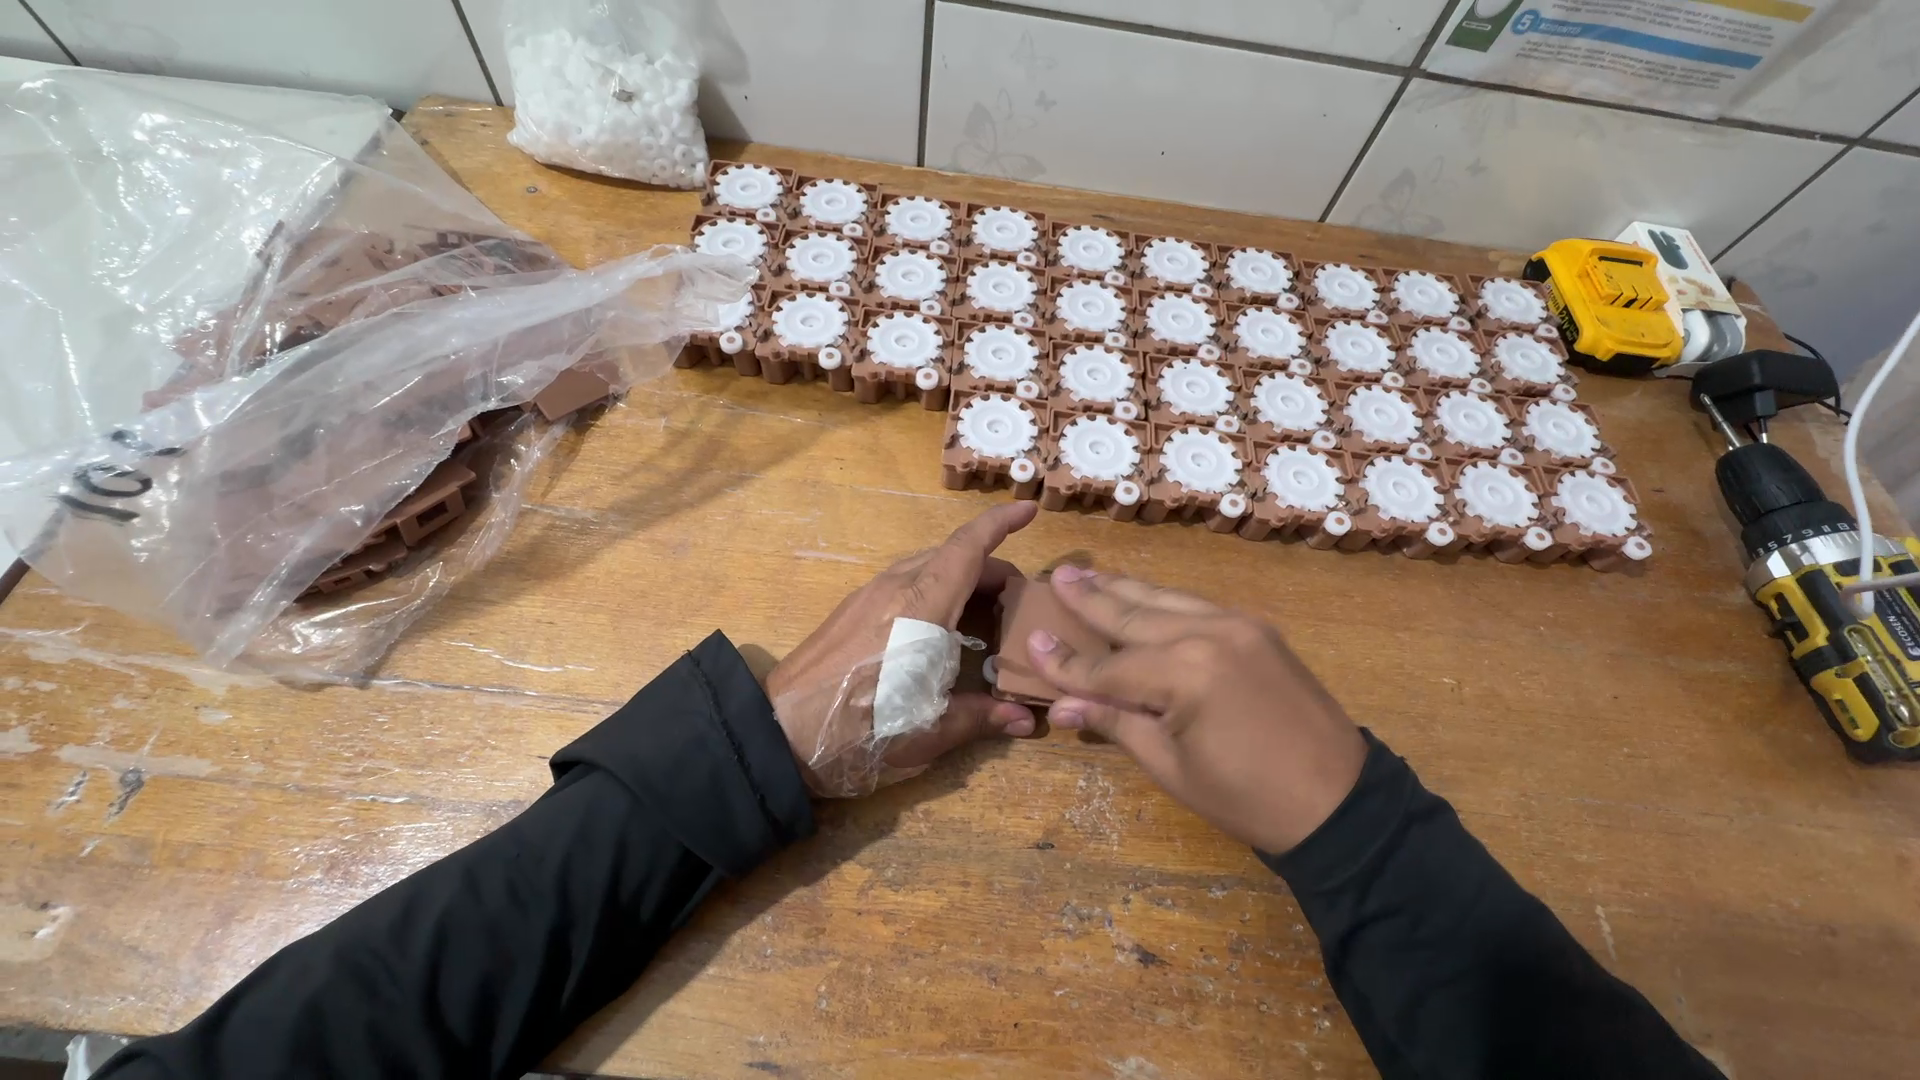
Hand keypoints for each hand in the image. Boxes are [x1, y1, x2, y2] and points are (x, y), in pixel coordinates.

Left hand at [767, 502, 1039, 796]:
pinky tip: (939, 625)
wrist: (778, 734)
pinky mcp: (851, 609)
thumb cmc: (859, 731)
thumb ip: (979, 718)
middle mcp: (895, 589)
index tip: (1029, 510)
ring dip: (959, 577)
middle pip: (950, 556)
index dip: (999, 523)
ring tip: (984, 611)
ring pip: (925, 566)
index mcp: (921, 608)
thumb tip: (1023, 720)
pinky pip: (903, 581)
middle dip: (989, 565)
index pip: (966, 549)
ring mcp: (868, 595)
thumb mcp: (926, 733)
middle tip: (1018, 598)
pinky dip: (933, 588)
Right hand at [1024, 567, 1366, 853]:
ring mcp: (1238, 625)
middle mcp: (1208, 634)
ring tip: (1089, 574)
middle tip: (1057, 576)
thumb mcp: (1170, 767)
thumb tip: (1060, 706)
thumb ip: (1115, 723)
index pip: (1108, 665)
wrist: (1338, 801)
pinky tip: (1143, 595)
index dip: (1066, 662)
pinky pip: (1197, 606)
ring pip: (1167, 599)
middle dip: (1091, 598)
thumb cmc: (1246, 798)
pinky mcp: (1257, 629)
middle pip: (1134, 614)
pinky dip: (1163, 600)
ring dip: (1125, 588)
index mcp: (1185, 673)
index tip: (1030, 643)